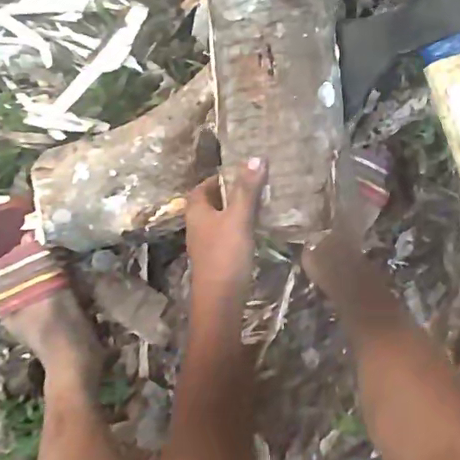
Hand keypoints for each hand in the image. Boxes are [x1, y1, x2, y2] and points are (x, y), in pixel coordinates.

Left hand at [183, 157, 267, 302]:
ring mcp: (207, 244)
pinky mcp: (218, 259)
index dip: (220, 177)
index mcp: (196, 211)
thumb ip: (246, 189)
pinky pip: (229, 235)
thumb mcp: (238, 218)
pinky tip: (258, 229)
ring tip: (262, 203)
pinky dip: (241, 228)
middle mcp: (197, 226)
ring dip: (238, 211)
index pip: (203, 186)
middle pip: (213, 202)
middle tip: (256, 184)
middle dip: (232, 193)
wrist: (220, 302)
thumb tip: (256, 157)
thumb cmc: (225, 254)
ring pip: (222, 219)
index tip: (242, 171)